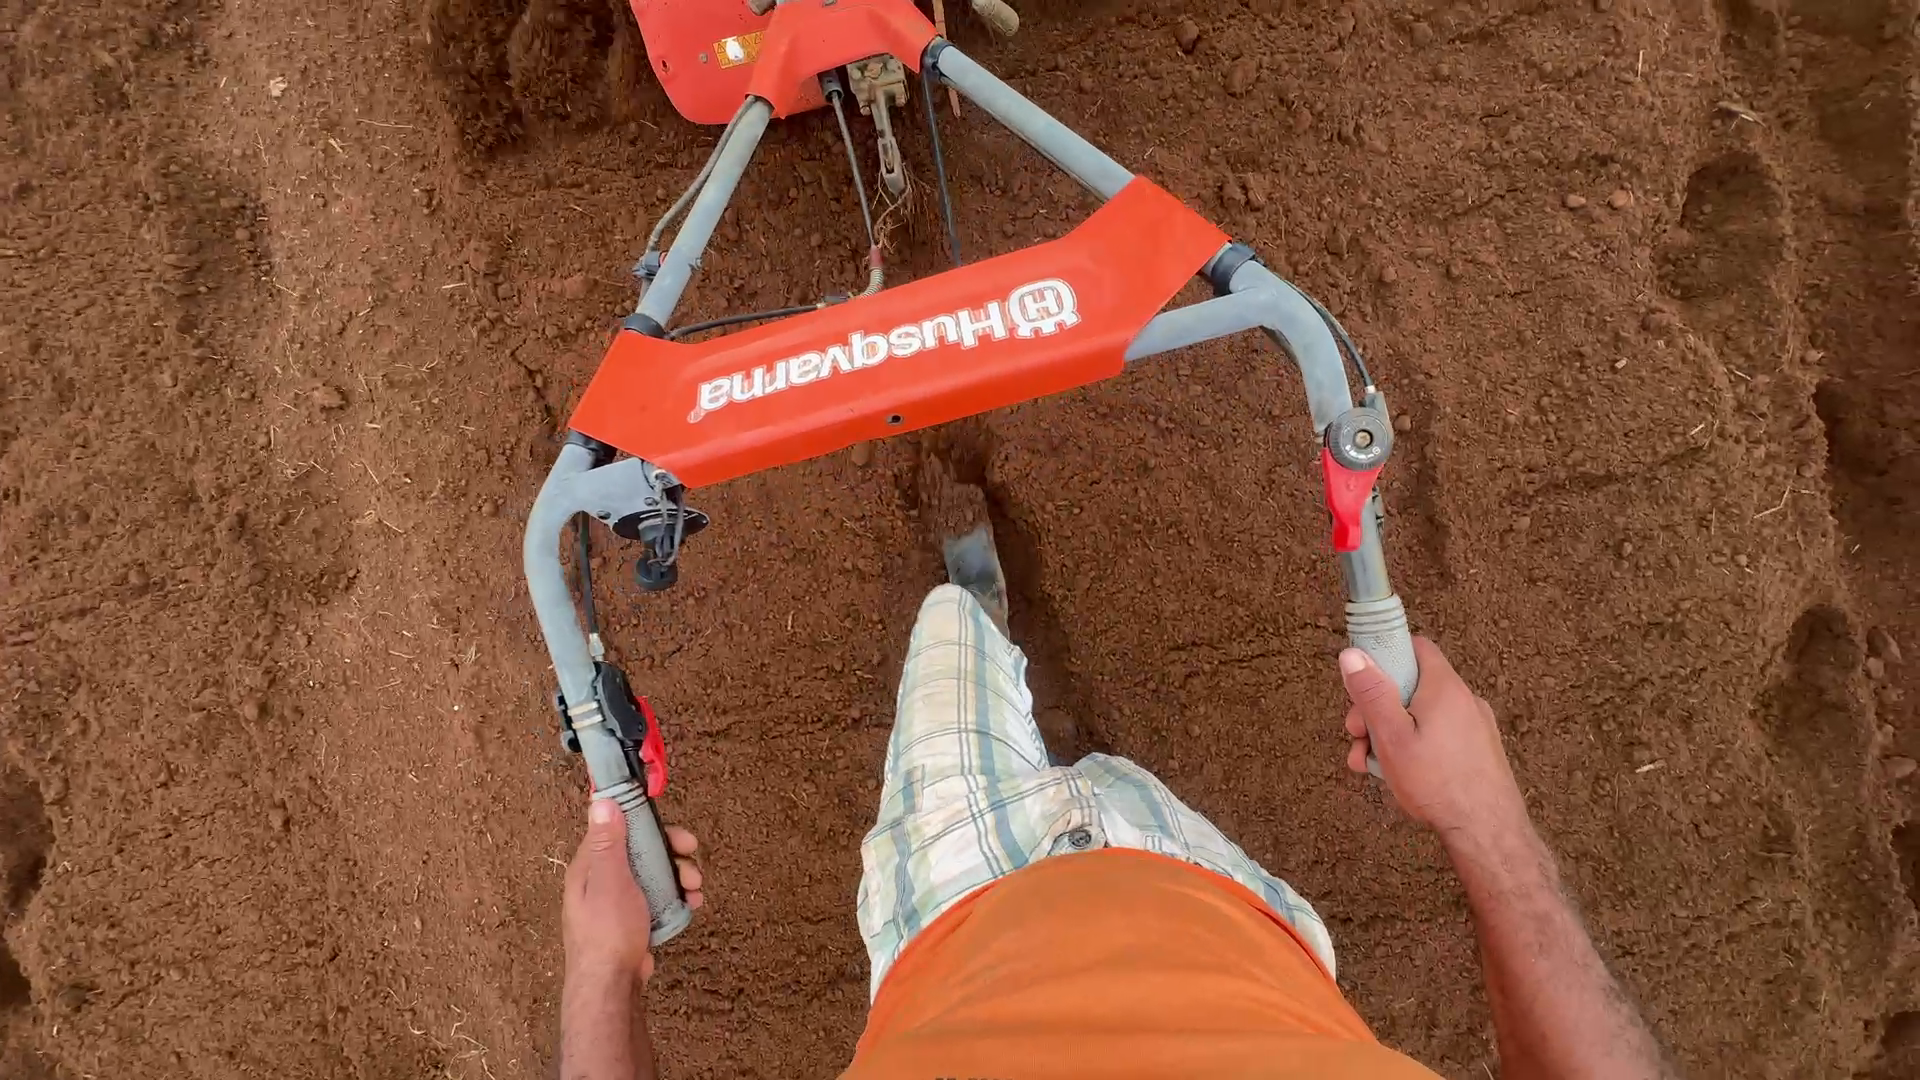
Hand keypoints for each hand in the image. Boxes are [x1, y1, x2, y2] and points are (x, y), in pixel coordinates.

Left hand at [563, 799, 703, 986]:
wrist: (610, 988)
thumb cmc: (608, 932)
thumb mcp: (610, 881)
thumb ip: (607, 842)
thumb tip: (600, 801)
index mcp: (591, 866)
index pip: (621, 829)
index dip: (649, 825)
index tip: (676, 833)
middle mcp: (602, 879)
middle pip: (643, 850)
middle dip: (673, 852)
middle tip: (693, 859)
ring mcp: (619, 900)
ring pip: (655, 871)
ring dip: (680, 873)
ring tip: (696, 888)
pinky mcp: (633, 917)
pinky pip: (659, 894)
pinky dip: (678, 894)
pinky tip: (691, 902)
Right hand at [1339, 637, 1528, 843]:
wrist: (1488, 834)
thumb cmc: (1437, 783)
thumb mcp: (1390, 735)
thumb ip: (1371, 692)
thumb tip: (1352, 654)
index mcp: (1444, 688)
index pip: (1415, 646)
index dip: (1385, 656)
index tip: (1363, 681)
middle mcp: (1464, 700)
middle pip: (1410, 685)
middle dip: (1376, 707)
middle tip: (1357, 735)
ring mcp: (1474, 725)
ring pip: (1419, 713)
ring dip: (1389, 731)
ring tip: (1371, 763)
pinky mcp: (1478, 748)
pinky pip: (1436, 733)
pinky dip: (1413, 744)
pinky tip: (1397, 773)